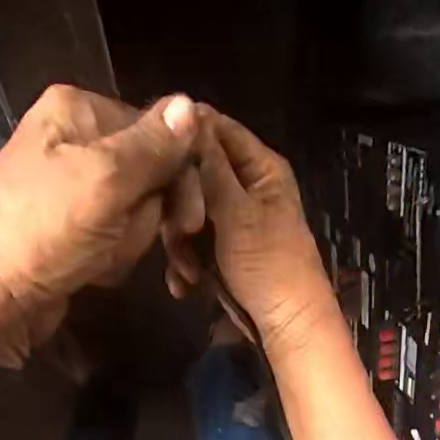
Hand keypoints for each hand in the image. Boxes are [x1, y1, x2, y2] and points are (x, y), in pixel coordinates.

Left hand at [0, 85, 203, 365]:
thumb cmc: (45, 232)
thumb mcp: (106, 182)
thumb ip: (153, 146)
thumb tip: (192, 104)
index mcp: (79, 110)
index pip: (160, 133)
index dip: (178, 179)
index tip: (187, 221)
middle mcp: (77, 139)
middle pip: (152, 175)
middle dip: (147, 218)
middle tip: (124, 241)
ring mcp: (75, 186)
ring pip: (139, 213)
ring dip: (128, 243)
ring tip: (98, 258)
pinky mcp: (76, 226)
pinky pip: (118, 236)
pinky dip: (113, 257)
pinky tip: (93, 269)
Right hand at [189, 107, 336, 349]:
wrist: (285, 326)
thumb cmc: (270, 266)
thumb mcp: (238, 213)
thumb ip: (211, 167)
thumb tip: (189, 113)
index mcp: (261, 168)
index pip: (216, 129)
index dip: (184, 138)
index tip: (153, 153)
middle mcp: (245, 188)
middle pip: (194, 175)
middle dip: (180, 210)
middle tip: (179, 235)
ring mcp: (231, 222)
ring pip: (187, 214)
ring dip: (180, 245)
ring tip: (188, 271)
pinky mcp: (220, 252)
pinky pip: (191, 245)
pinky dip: (186, 266)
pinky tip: (186, 284)